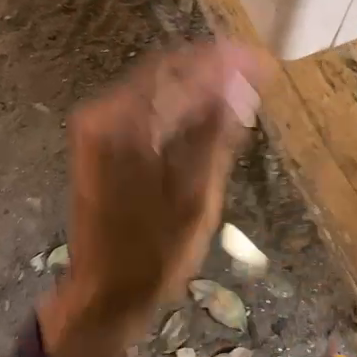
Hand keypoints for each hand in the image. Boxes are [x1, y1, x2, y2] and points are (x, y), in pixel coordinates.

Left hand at [37, 42, 268, 356]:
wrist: (103, 295)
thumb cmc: (153, 255)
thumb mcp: (196, 196)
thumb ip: (214, 132)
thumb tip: (240, 82)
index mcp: (122, 125)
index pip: (179, 73)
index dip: (223, 62)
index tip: (260, 61)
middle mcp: (101, 113)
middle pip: (164, 71)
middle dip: (210, 67)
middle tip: (254, 69)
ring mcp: (95, 123)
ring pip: (154, 84)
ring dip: (195, 81)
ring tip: (238, 85)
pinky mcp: (97, 137)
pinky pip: (143, 103)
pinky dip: (176, 101)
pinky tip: (206, 108)